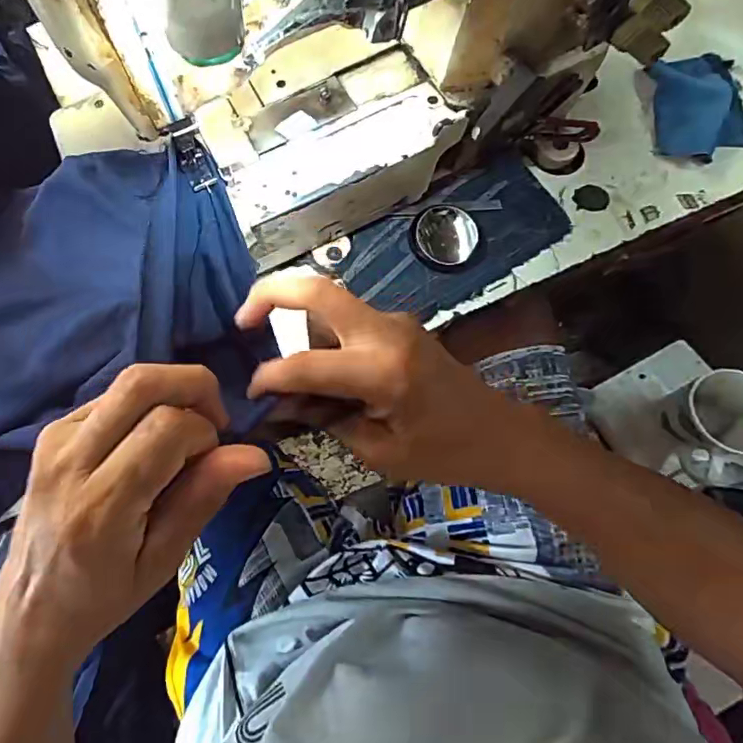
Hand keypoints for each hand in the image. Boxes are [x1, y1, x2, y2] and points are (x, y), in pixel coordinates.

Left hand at [0, 365, 268, 675]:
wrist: (29, 609)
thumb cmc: (101, 597)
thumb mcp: (162, 560)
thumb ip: (203, 497)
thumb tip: (253, 454)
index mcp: (102, 504)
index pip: (166, 427)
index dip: (205, 432)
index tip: (213, 460)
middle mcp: (72, 459)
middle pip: (141, 382)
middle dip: (193, 385)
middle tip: (214, 419)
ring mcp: (54, 439)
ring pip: (126, 382)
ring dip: (169, 393)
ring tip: (184, 433)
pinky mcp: (48, 432)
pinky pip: (109, 397)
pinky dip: (142, 405)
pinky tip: (147, 441)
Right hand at [237, 273, 560, 486]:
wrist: (501, 432)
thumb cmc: (444, 452)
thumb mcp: (379, 451)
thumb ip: (327, 419)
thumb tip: (286, 402)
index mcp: (382, 370)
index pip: (306, 364)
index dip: (270, 378)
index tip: (252, 395)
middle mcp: (385, 331)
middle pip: (316, 290)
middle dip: (269, 294)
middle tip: (240, 320)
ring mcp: (392, 321)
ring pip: (328, 303)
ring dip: (297, 323)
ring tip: (287, 369)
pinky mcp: (395, 324)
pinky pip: (345, 318)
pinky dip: (319, 334)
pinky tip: (318, 367)